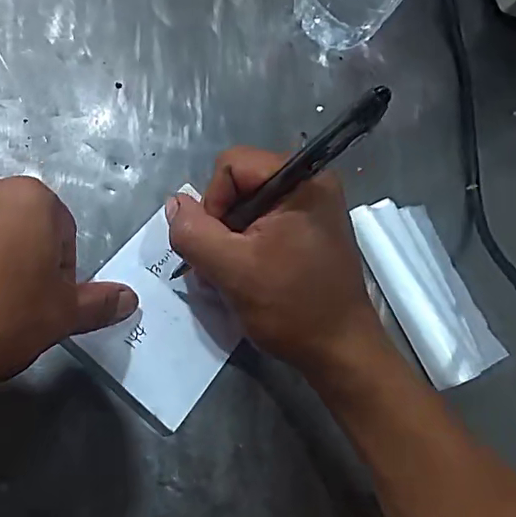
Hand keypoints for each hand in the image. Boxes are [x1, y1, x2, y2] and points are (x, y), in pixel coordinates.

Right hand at [165, 146, 388, 376]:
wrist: (340, 350)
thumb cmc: (291, 307)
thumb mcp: (231, 269)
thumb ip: (194, 232)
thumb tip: (176, 204)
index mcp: (303, 180)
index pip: (232, 165)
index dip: (213, 202)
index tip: (219, 246)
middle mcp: (313, 185)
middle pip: (240, 186)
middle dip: (221, 226)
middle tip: (223, 268)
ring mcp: (314, 211)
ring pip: (249, 211)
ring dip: (231, 244)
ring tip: (234, 279)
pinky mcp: (312, 234)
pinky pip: (266, 228)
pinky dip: (249, 251)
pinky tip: (250, 280)